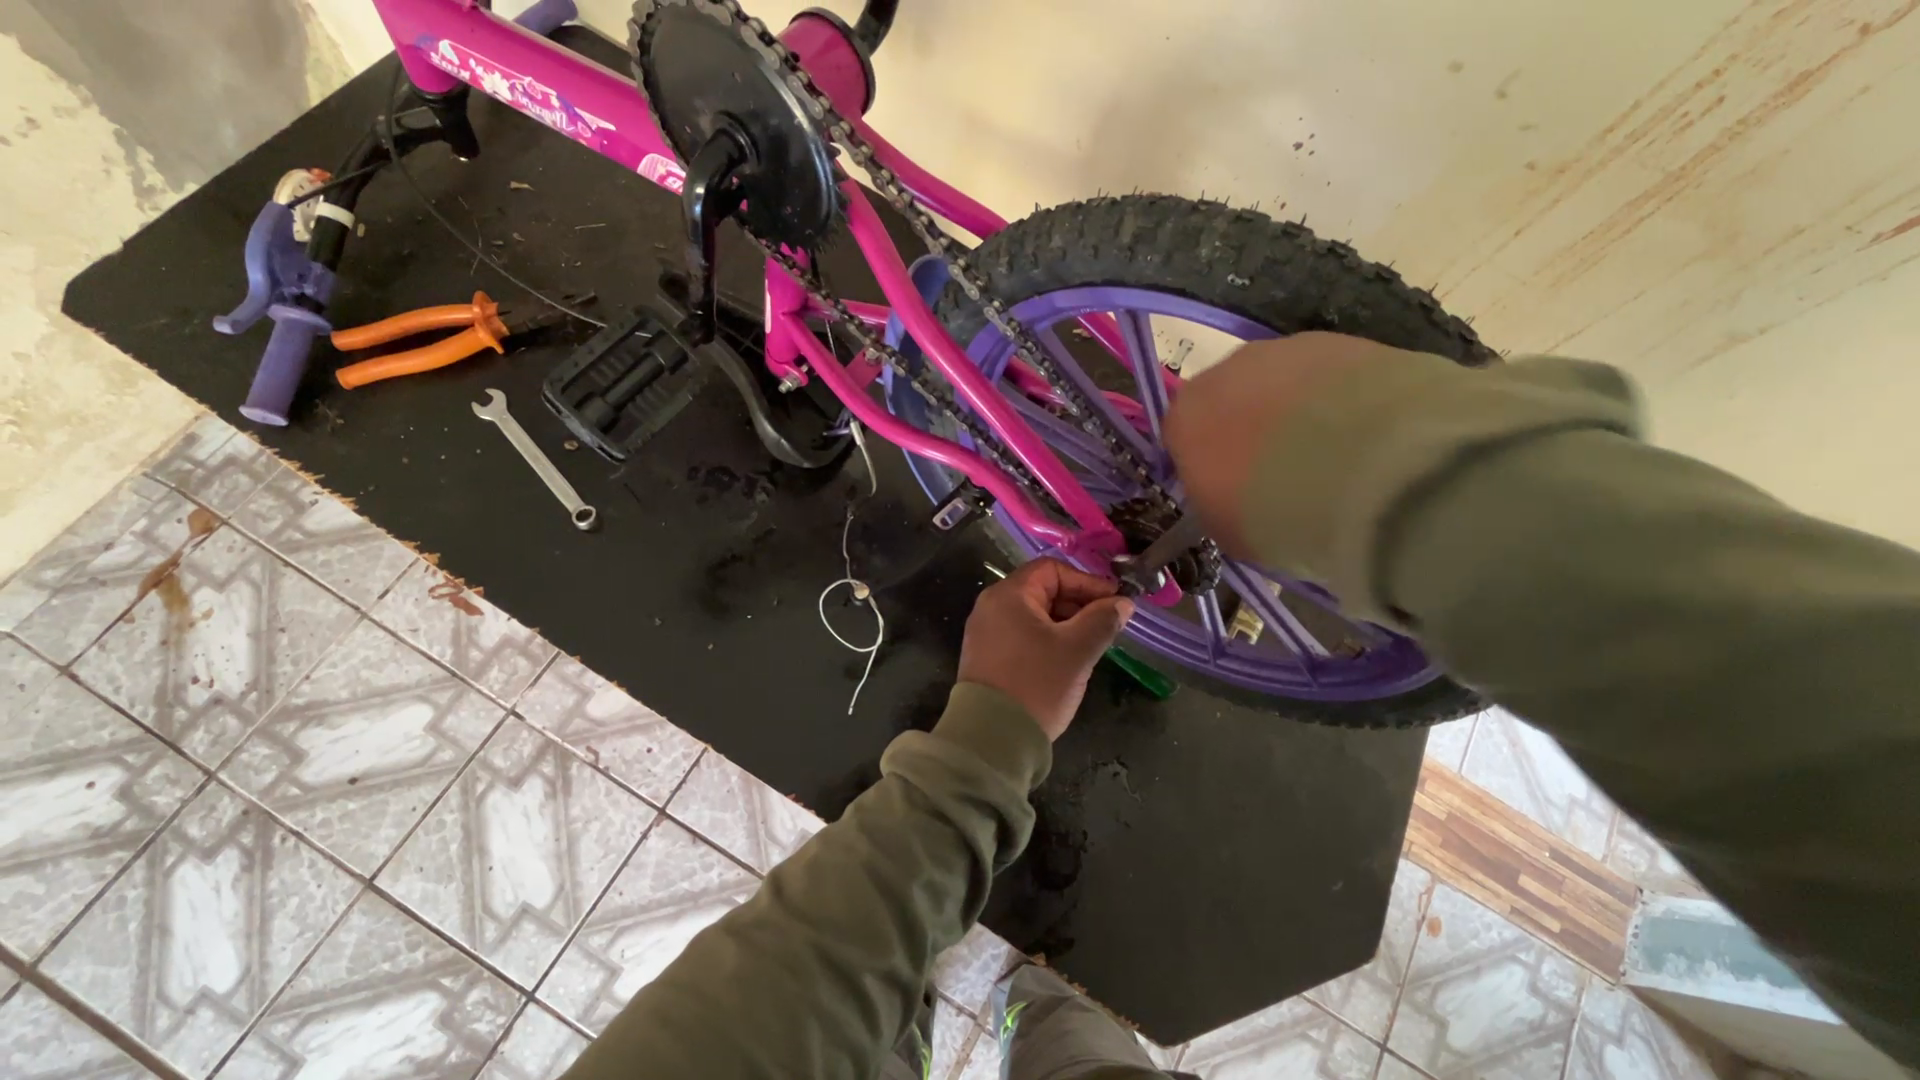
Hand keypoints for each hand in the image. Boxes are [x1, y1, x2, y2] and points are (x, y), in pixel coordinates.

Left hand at [957, 558, 1135, 739]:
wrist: (992, 739)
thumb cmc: (1036, 685)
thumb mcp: (1077, 650)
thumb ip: (1103, 620)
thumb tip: (1122, 604)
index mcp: (1008, 595)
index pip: (1052, 569)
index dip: (1087, 582)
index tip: (1115, 603)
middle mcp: (991, 607)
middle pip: (1042, 590)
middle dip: (1079, 604)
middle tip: (1108, 626)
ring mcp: (986, 634)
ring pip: (1035, 616)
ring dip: (1066, 624)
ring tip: (1092, 645)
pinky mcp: (987, 658)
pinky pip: (1023, 636)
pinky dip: (1048, 640)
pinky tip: (1068, 660)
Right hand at [1164, 332, 1375, 555]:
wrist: (1362, 471)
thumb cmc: (1274, 511)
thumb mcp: (1227, 529)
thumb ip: (1217, 502)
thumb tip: (1229, 493)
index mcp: (1185, 419)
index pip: (1183, 435)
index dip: (1208, 460)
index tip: (1232, 488)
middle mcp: (1224, 372)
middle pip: (1230, 398)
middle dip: (1252, 427)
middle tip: (1285, 471)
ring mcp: (1283, 350)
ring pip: (1282, 382)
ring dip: (1299, 410)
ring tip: (1335, 454)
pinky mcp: (1341, 342)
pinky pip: (1329, 375)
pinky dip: (1341, 398)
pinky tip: (1367, 435)